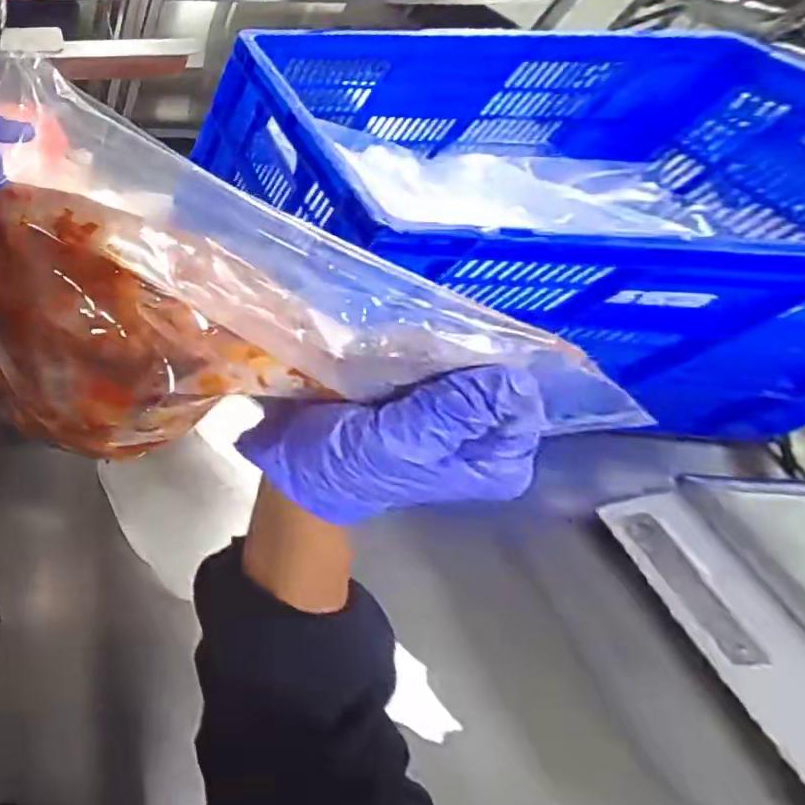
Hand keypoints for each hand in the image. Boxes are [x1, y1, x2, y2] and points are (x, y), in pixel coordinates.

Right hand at [237, 365, 545, 524]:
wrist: (286, 463)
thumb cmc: (342, 464)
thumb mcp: (397, 443)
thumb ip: (451, 414)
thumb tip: (513, 380)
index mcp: (491, 460)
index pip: (518, 402)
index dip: (490, 373)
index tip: (447, 355)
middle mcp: (474, 437)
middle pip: (485, 381)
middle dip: (455, 357)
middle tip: (413, 344)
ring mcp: (439, 417)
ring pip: (452, 368)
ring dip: (424, 350)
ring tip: (390, 340)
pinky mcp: (404, 399)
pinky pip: (419, 366)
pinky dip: (401, 352)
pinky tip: (379, 345)